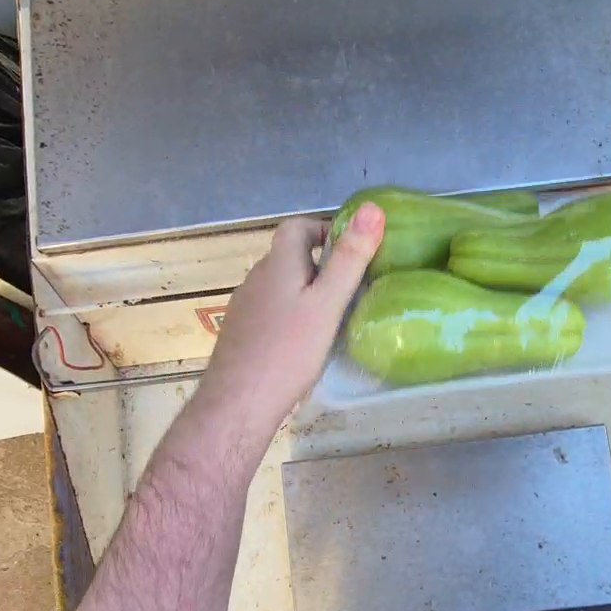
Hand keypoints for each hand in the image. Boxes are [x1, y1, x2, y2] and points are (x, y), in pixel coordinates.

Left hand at [190, 205, 384, 442]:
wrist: (239, 402)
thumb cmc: (289, 350)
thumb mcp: (328, 303)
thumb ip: (350, 258)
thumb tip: (372, 208)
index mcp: (278, 263)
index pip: (297, 226)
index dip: (325, 230)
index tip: (351, 253)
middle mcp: (256, 277)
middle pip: (289, 257)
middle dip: (320, 265)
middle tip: (350, 291)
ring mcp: (244, 306)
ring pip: (280, 287)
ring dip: (305, 293)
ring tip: (332, 319)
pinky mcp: (240, 333)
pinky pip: (270, 312)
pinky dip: (289, 316)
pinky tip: (303, 344)